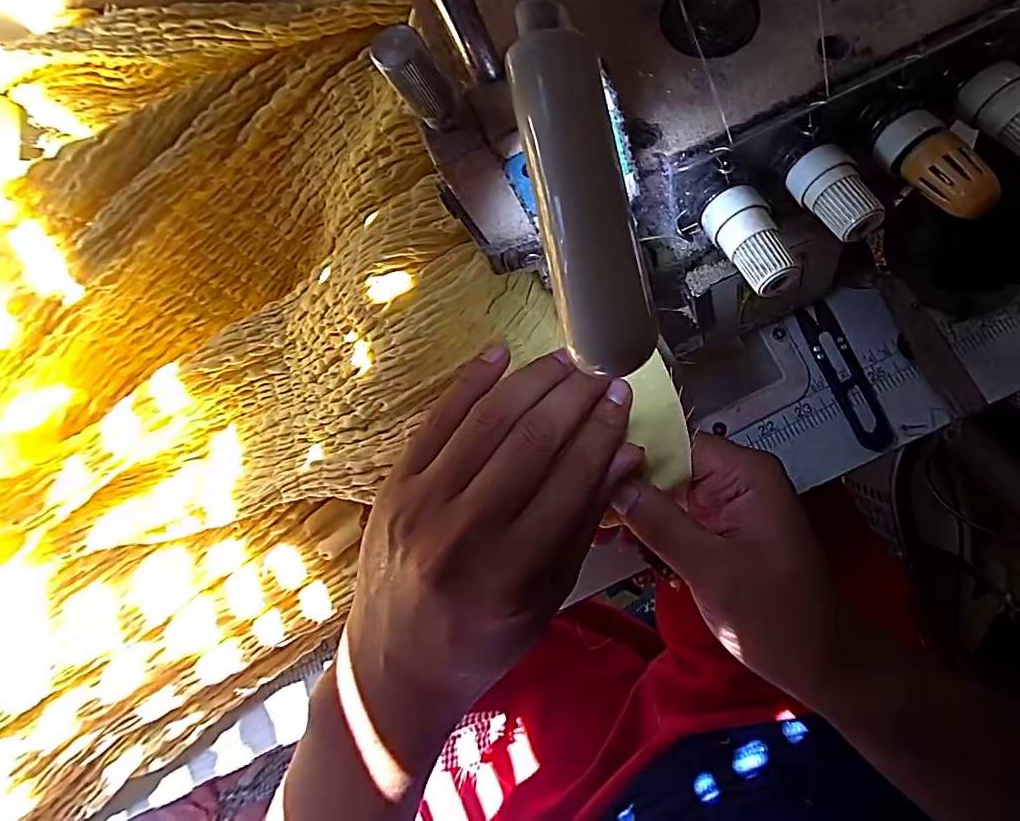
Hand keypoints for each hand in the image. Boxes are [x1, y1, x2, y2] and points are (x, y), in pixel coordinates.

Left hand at [344, 346, 644, 766]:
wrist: (393, 665)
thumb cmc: (483, 638)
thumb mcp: (548, 595)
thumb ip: (585, 521)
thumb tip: (626, 453)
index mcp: (512, 572)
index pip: (570, 478)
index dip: (601, 429)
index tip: (621, 397)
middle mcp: (464, 532)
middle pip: (531, 440)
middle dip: (574, 396)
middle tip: (599, 371)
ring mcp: (421, 503)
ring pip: (487, 420)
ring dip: (531, 380)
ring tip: (563, 359)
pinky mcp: (394, 484)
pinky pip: (437, 418)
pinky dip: (470, 381)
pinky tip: (499, 353)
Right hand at [612, 434, 847, 695]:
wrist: (822, 663)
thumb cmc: (775, 615)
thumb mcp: (711, 569)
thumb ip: (661, 522)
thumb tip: (614, 480)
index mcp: (745, 471)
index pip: (678, 443)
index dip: (636, 456)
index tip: (594, 476)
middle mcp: (738, 477)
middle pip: (672, 466)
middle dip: (634, 490)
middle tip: (594, 517)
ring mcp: (731, 503)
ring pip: (673, 493)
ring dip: (643, 514)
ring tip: (606, 535)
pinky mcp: (725, 528)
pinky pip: (683, 516)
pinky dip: (660, 532)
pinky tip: (633, 550)